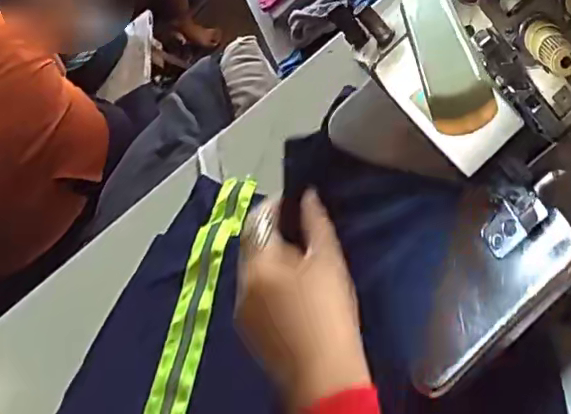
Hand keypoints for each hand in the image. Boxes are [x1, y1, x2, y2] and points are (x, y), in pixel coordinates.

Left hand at [235, 190, 370, 411]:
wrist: (324, 374)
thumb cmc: (329, 309)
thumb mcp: (328, 257)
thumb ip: (316, 221)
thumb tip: (307, 195)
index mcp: (258, 265)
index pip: (257, 219)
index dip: (276, 202)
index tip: (298, 196)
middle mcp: (241, 286)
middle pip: (252, 244)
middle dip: (274, 228)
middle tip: (303, 221)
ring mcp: (241, 311)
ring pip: (254, 268)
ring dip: (272, 254)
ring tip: (302, 251)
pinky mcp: (249, 331)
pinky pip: (256, 290)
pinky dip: (270, 277)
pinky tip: (294, 282)